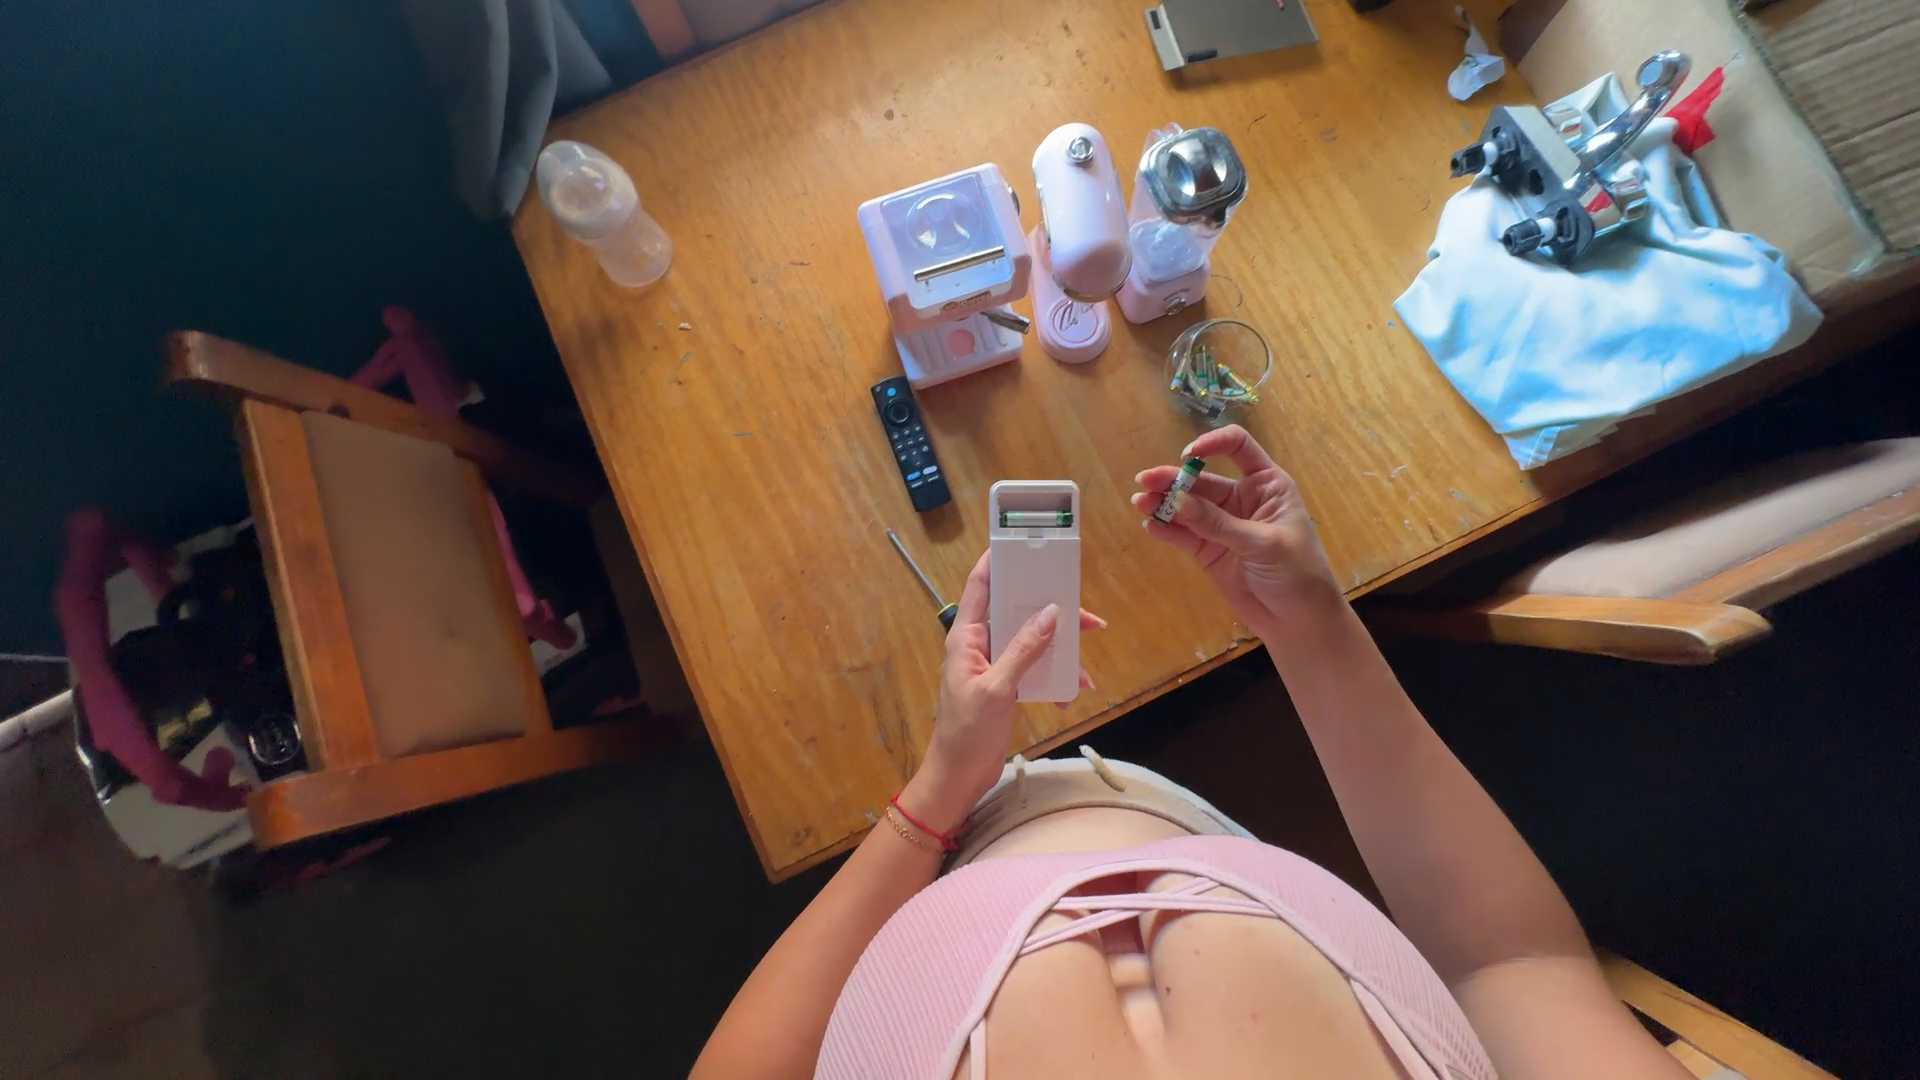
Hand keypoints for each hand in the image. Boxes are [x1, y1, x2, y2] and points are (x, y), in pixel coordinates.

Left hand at [902, 551, 1103, 834]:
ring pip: (1031, 641)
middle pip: (1016, 612)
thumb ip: (1024, 649)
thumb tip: (1051, 613)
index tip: (1021, 542)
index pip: (980, 586)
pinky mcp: (1006, 685)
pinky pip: (1035, 669)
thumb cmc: (966, 731)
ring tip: (1085, 665)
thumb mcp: (997, 688)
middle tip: (1085, 616)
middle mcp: (980, 643)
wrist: (959, 776)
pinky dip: (1054, 678)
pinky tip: (1072, 694)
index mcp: (966, 636)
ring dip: (1059, 650)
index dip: (997, 561)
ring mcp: (994, 664)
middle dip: (1050, 612)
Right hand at [1130, 424, 1339, 640]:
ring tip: (1140, 503)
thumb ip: (1218, 524)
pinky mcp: (1207, 551)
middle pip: (1202, 480)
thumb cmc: (1298, 573)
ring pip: (1187, 507)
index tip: (1188, 456)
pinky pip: (1183, 535)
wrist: (1299, 622)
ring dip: (1164, 504)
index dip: (1213, 443)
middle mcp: (1241, 499)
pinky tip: (1151, 527)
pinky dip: (1166, 530)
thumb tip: (1176, 502)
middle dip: (1174, 480)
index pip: (1239, 447)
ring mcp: (1221, 525)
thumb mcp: (1262, 544)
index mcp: (1266, 485)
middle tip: (1145, 482)